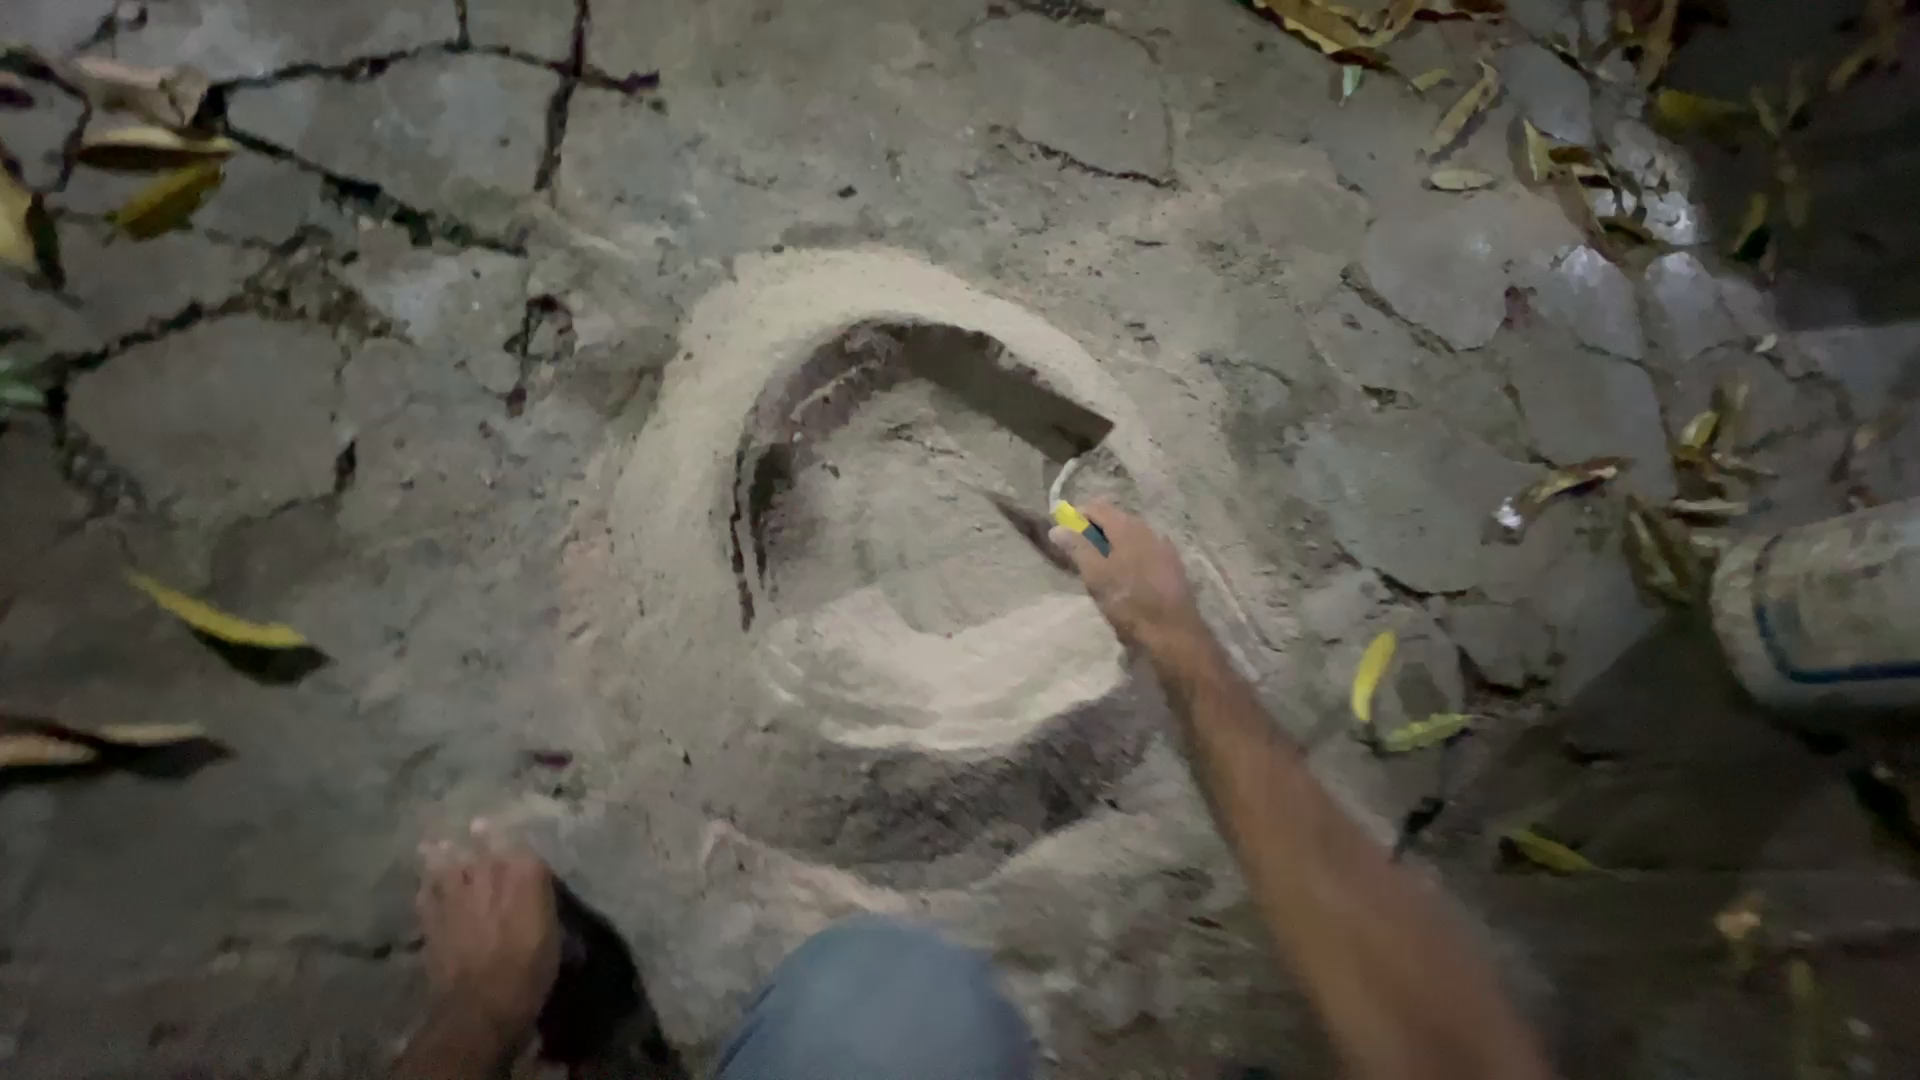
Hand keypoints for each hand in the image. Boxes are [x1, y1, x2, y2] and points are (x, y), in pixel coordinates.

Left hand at [416, 821, 561, 1037]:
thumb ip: (543, 898)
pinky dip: (425, 886)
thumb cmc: (532, 964)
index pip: (519, 842)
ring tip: (435, 842)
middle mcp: (489, 876)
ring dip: (442, 854)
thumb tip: (540, 885)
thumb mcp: (554, 929)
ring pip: (447, 866)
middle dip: (478, 834)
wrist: (484, 1001)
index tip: (509, 823)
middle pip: (480, 847)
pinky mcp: (431, 922)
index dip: (512, 833)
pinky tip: (423, 883)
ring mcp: (456, 898)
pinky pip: (426, 896)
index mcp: (526, 874)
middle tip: (474, 822)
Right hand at [1050, 500, 1206, 653]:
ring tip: (1100, 567)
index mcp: (1128, 527)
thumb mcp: (1095, 576)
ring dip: (1112, 543)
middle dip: (1094, 531)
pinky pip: (1144, 549)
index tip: (1063, 533)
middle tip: (1079, 553)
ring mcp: (1164, 546)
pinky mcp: (1172, 563)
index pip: (1097, 507)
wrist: (1173, 632)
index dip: (1076, 516)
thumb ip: (1076, 548)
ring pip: (1131, 535)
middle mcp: (1148, 529)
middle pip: (1115, 519)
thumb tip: (1057, 528)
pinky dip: (1129, 554)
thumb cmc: (1129, 603)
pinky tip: (1125, 576)